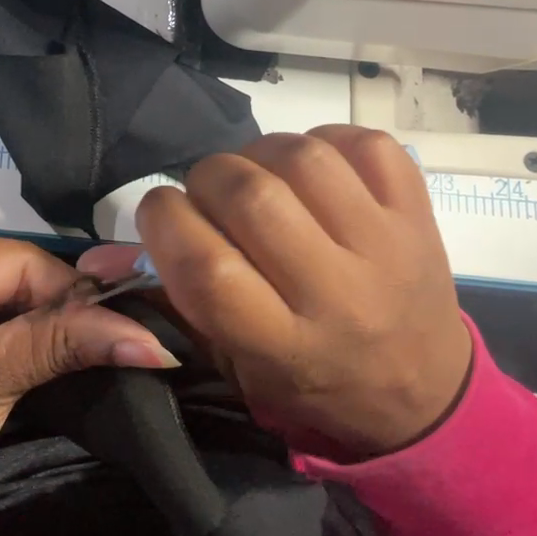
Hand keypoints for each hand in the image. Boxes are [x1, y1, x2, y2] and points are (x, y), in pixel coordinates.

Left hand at [0, 236, 176, 535]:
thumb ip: (67, 342)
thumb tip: (153, 337)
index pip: (16, 260)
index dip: (72, 292)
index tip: (121, 325)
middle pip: (5, 265)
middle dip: (54, 302)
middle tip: (104, 336)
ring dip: (34, 310)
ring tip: (75, 339)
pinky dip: (5, 315)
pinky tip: (31, 338)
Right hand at [79, 125, 470, 462]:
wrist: (423, 396)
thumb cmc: (311, 384)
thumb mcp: (234, 366)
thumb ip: (176, 302)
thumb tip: (113, 248)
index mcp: (282, 345)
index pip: (207, 266)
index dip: (164, 220)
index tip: (160, 213)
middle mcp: (337, 295)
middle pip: (252, 199)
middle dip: (208, 178)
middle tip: (208, 194)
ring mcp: (386, 248)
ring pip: (304, 157)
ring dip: (259, 152)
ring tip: (257, 174)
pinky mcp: (417, 216)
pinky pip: (365, 144)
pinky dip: (324, 139)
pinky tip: (310, 167)